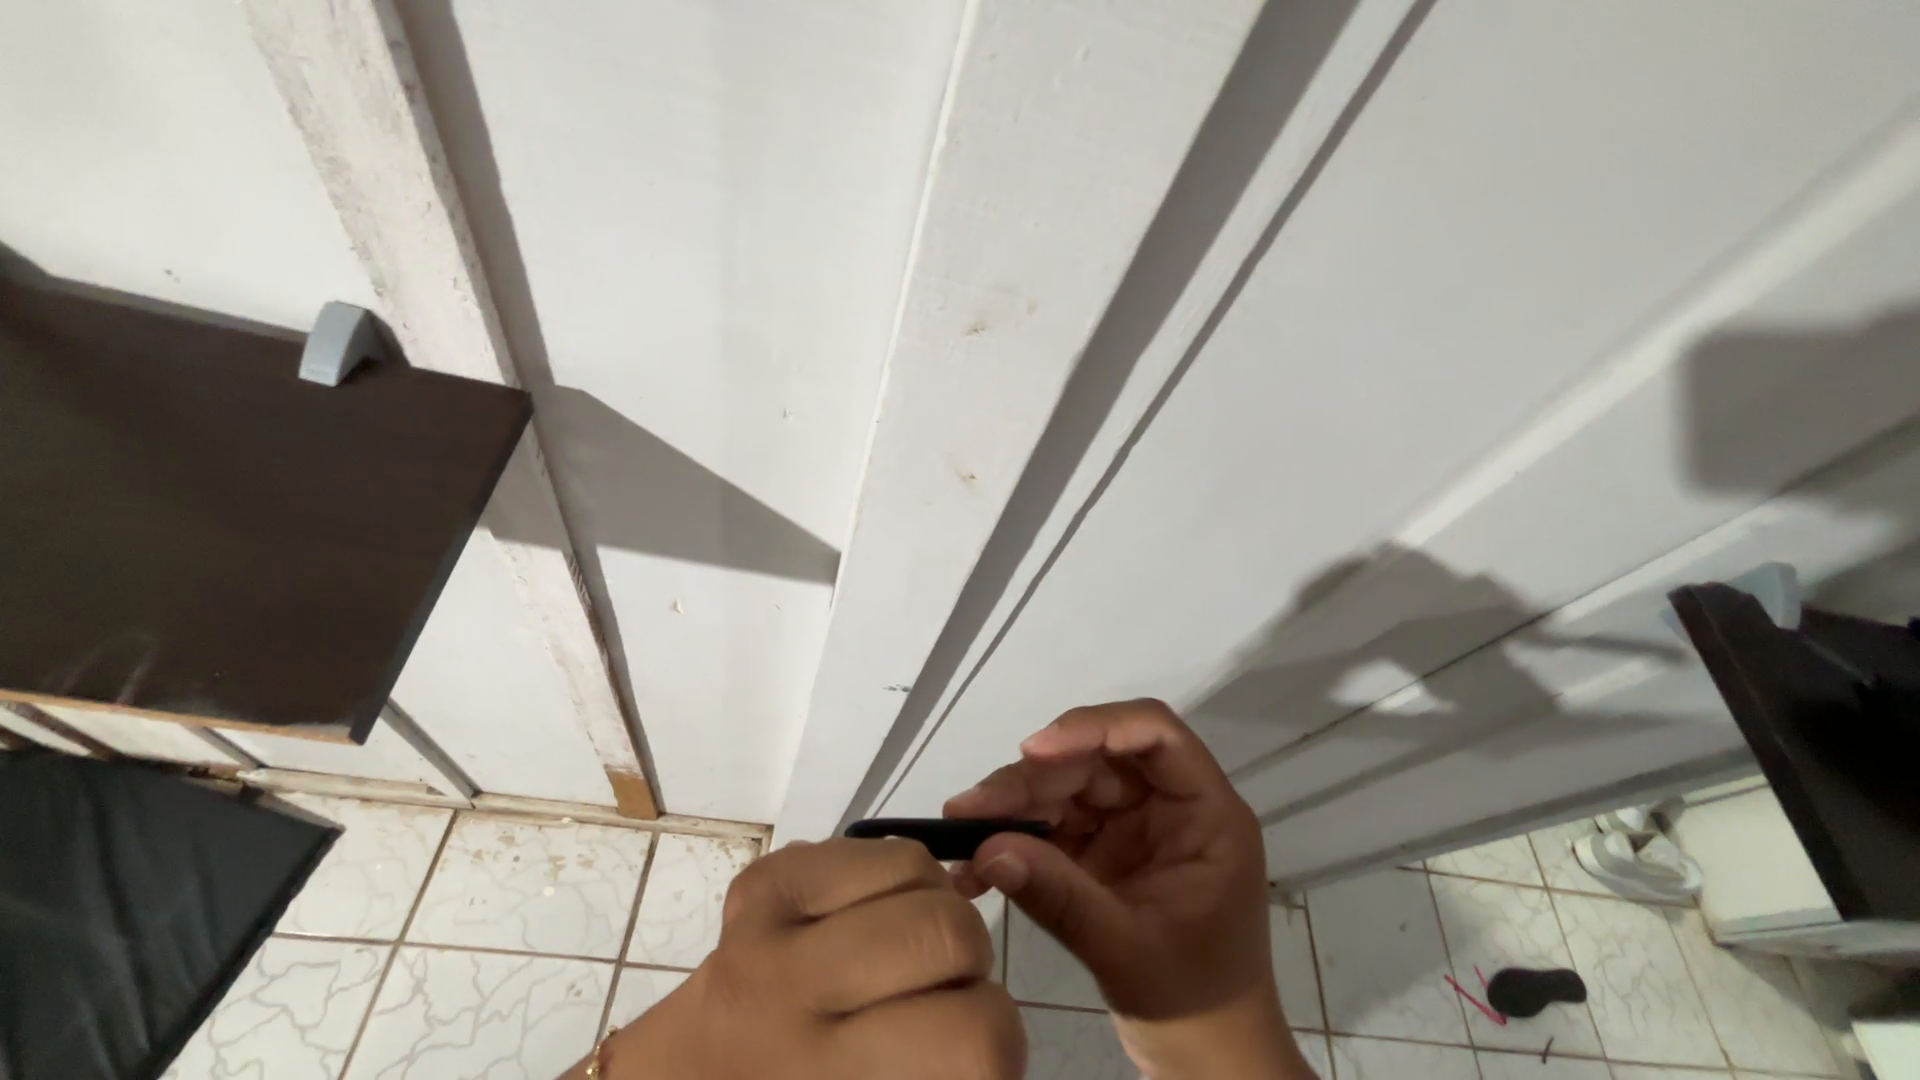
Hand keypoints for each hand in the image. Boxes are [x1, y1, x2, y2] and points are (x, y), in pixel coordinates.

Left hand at [571, 838, 1022, 1078]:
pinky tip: (867, 920)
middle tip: (940, 997)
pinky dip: (892, 878)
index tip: (974, 1059)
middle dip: (971, 963)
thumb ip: (944, 1075)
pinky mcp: (764, 875)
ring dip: (934, 906)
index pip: (976, 1032)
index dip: (1000, 1045)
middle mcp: (792, 989)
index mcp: (827, 1073)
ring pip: (916, 866)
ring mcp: (770, 918)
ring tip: (904, 952)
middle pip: (950, 929)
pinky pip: (871, 844)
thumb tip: (996, 1034)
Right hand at [946, 700, 1311, 1079]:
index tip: (1033, 750)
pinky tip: (974, 865)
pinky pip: (1051, 827)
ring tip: (959, 838)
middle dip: (1030, 780)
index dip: (1095, 727)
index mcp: (1203, 813)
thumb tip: (986, 850)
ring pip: (1064, 788)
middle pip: (1094, 761)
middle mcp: (1166, 806)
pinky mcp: (1100, 851)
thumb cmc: (1193, 1000)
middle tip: (967, 811)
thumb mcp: (1127, 949)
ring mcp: (1130, 827)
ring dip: (1011, 807)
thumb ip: (1060, 897)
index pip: (1155, 735)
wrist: (1203, 1056)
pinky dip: (1012, 841)